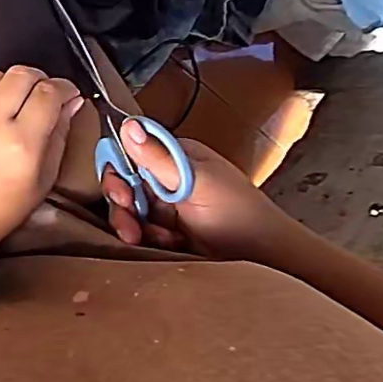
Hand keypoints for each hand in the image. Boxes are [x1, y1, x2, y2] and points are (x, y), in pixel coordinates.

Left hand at [0, 67, 82, 246]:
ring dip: (14, 83)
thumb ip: (60, 134)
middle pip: (22, 74)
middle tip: (45, 94)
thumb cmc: (4, 205)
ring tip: (20, 102)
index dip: (64, 87)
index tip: (68, 93)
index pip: (48, 93)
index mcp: (22, 143)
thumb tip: (71, 103)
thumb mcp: (45, 176)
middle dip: (40, 79)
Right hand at [103, 121, 310, 262]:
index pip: (130, 153)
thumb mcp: (196, 182)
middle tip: (132, 227)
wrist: (264, 256)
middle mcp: (168, 176)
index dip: (118, 173)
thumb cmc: (238, 214)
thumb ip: (158, 157)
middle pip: (124, 186)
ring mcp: (168, 205)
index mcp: (175, 155)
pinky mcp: (168, 230)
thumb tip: (129, 125)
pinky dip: (147, 240)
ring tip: (147, 239)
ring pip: (130, 212)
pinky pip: (142, 232)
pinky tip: (167, 245)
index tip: (123, 194)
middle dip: (123, 207)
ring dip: (133, 227)